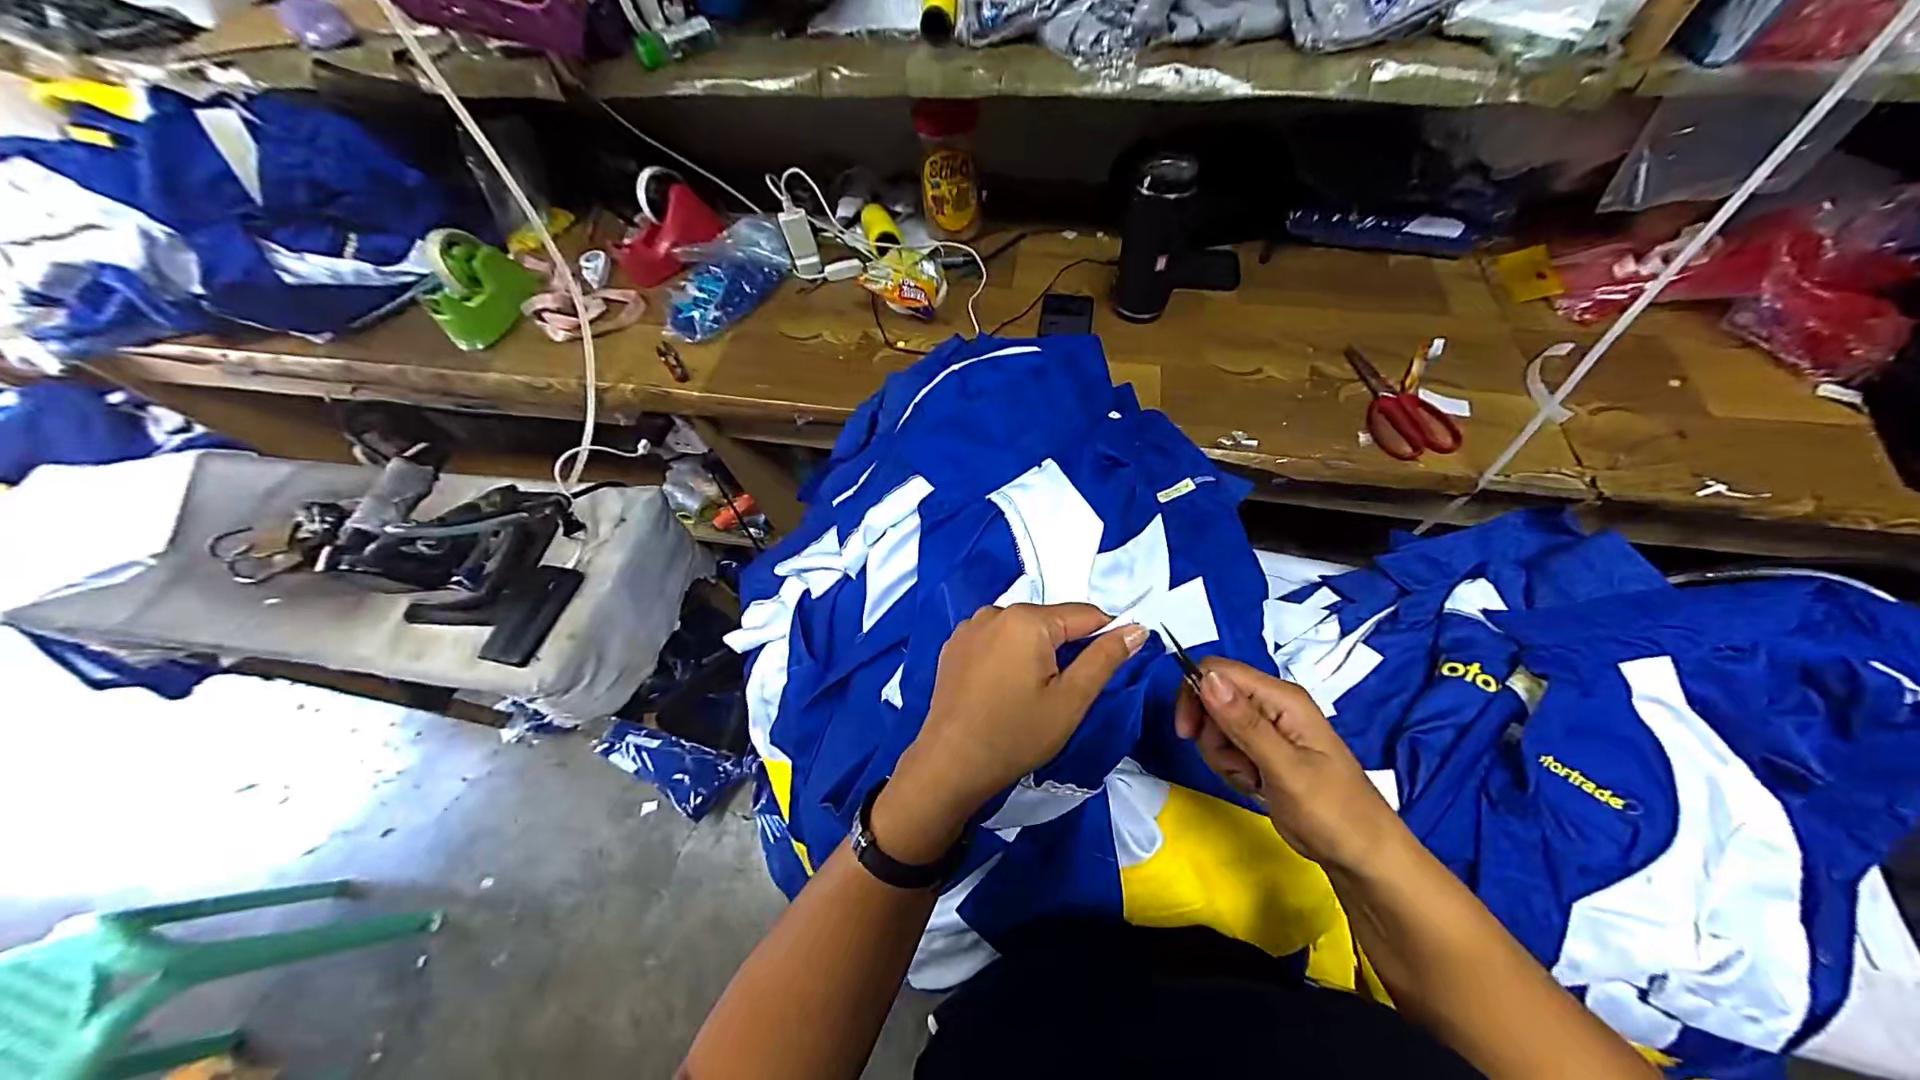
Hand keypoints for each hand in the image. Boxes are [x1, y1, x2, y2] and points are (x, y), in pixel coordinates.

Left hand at [873, 604, 1147, 863]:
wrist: (950, 764)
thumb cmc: (1016, 735)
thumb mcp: (1070, 700)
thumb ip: (1105, 658)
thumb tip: (1136, 628)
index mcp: (1028, 620)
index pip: (1085, 614)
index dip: (1107, 635)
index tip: (1112, 665)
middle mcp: (996, 611)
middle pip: (1051, 620)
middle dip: (1068, 646)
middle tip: (1067, 691)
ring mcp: (970, 627)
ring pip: (1022, 629)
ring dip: (1037, 650)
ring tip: (1032, 692)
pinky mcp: (954, 645)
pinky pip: (995, 639)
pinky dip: (1008, 654)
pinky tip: (1004, 687)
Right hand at [1175, 658, 1406, 873]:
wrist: (1363, 856)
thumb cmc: (1333, 812)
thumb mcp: (1285, 769)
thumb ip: (1244, 723)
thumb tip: (1207, 677)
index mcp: (1282, 698)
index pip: (1219, 671)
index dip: (1195, 693)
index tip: (1188, 732)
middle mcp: (1273, 705)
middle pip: (1213, 698)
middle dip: (1211, 734)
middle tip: (1235, 765)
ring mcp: (1269, 728)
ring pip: (1216, 726)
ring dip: (1222, 756)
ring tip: (1253, 780)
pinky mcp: (1264, 750)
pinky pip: (1228, 747)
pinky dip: (1231, 768)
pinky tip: (1255, 786)